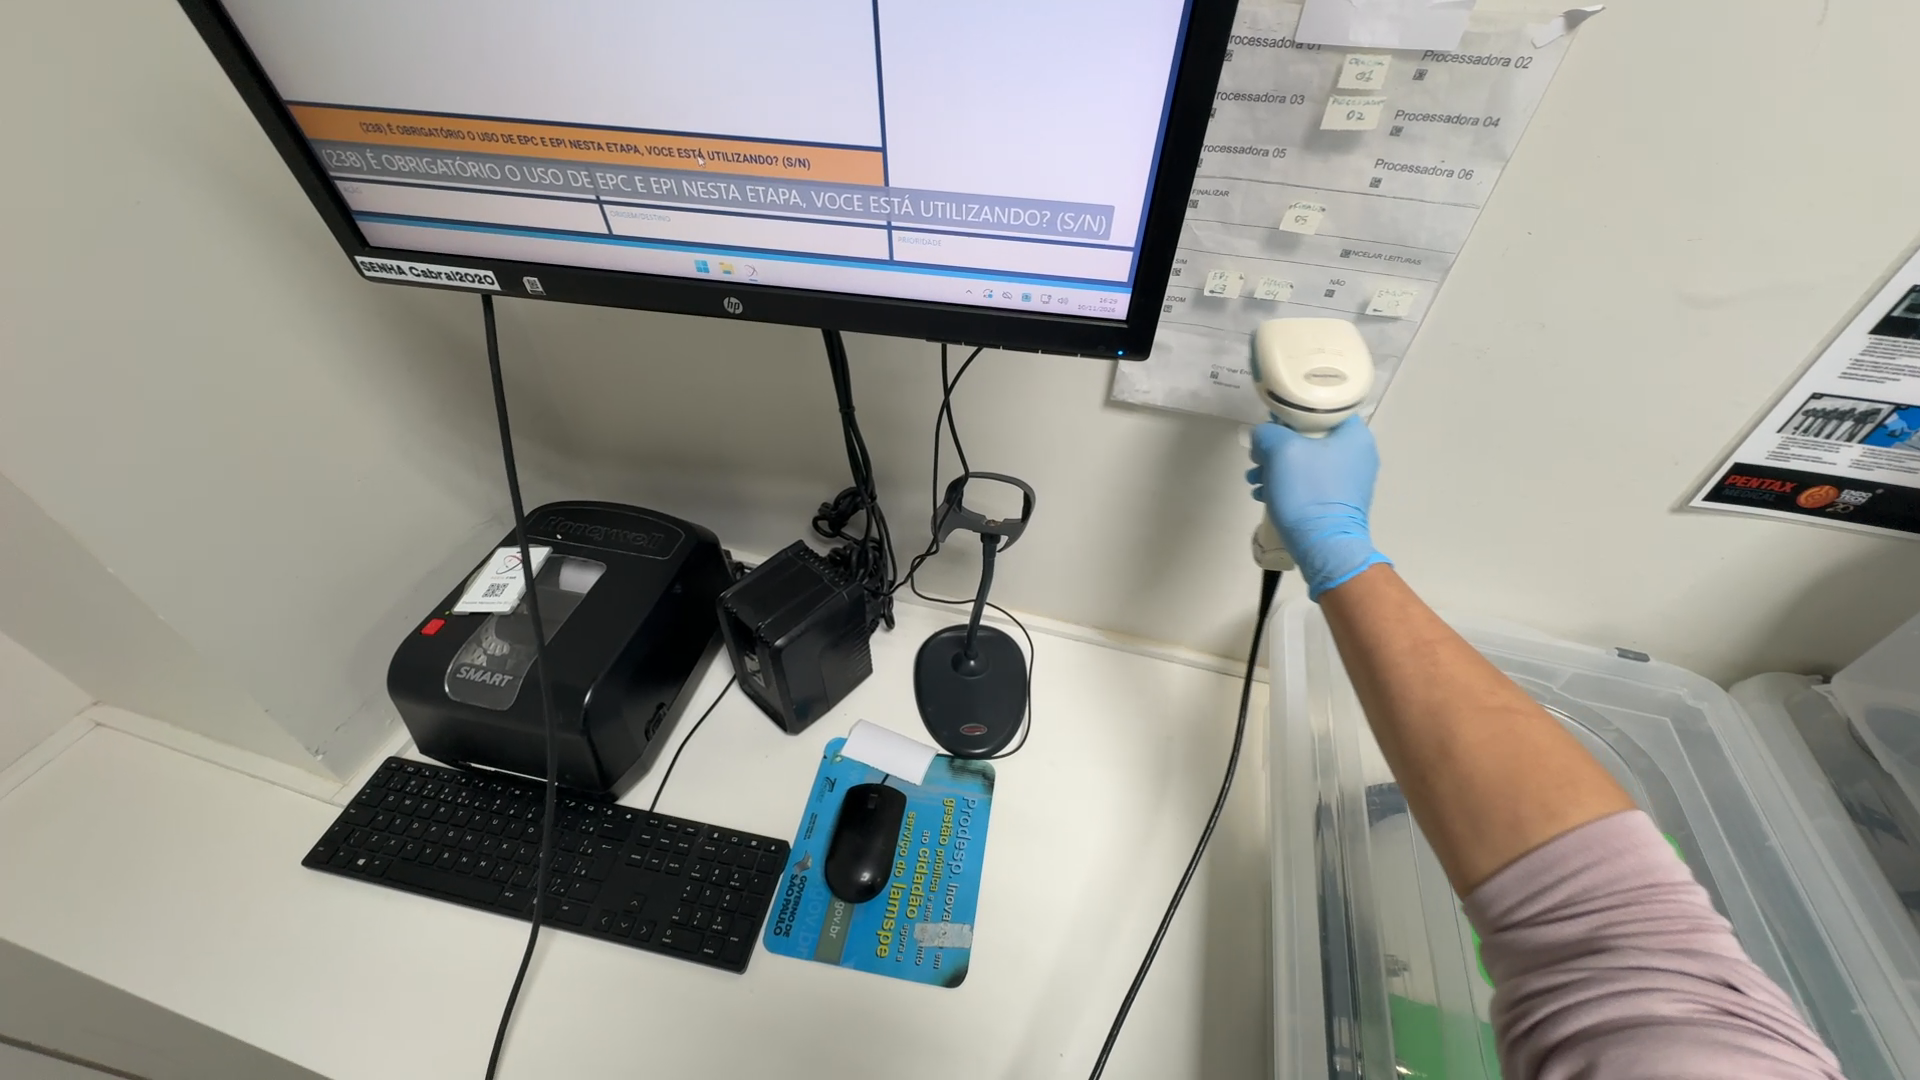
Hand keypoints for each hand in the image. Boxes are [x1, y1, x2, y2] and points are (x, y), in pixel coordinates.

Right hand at [1246, 415, 1390, 598]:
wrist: (1324, 545)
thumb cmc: (1307, 491)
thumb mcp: (1280, 450)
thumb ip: (1268, 433)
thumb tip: (1264, 437)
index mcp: (1354, 435)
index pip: (1322, 409)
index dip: (1291, 414)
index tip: (1270, 426)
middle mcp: (1358, 454)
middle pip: (1310, 437)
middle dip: (1278, 447)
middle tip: (1258, 459)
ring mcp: (1350, 480)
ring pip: (1306, 462)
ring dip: (1277, 468)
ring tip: (1256, 481)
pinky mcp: (1339, 501)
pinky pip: (1310, 483)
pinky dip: (1288, 485)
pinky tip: (1266, 495)